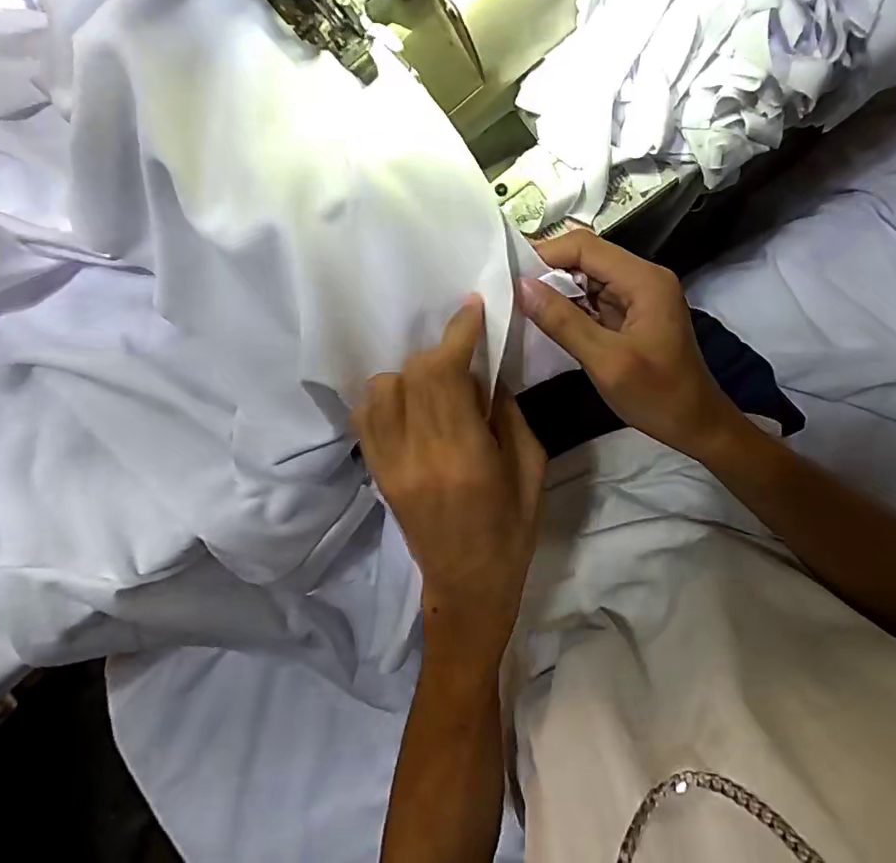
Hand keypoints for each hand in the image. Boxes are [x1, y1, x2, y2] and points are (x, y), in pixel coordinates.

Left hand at [354, 297, 546, 659]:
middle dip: (441, 350)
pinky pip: (364, 416)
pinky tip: (410, 402)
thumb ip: (508, 413)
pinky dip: (385, 395)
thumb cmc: (513, 529)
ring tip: (438, 386)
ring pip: (382, 388)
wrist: (468, 585)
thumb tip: (486, 371)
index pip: (445, 373)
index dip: (458, 333)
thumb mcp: (531, 467)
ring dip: (412, 374)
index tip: (472, 309)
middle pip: (412, 373)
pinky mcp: (376, 473)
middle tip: (464, 353)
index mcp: (463, 455)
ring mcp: (389, 464)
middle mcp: (418, 454)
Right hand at [516, 228, 750, 460]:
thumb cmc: (657, 396)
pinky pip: (595, 297)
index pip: (585, 246)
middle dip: (547, 271)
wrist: (697, 424)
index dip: (545, 254)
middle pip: (586, 257)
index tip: (508, 273)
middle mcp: (644, 277)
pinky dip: (570, 305)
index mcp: (644, 280)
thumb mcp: (606, 361)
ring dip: (556, 288)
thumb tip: (521, 286)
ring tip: (519, 303)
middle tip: (508, 289)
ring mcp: (639, 294)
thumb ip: (563, 321)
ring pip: (587, 276)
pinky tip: (546, 318)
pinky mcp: (633, 312)